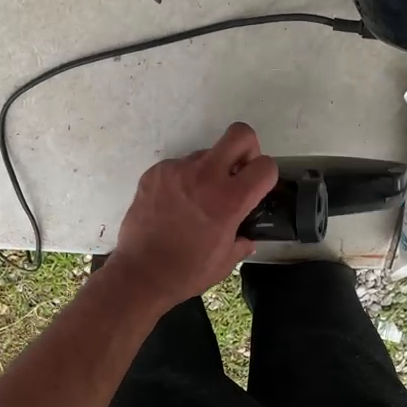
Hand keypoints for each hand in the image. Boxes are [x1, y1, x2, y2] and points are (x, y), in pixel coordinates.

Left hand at [107, 123, 278, 310]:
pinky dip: (182, 180)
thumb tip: (246, 236)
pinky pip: (178, 166)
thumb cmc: (187, 272)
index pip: (265, 166)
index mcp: (229, 200)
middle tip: (236, 174)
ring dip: (209, 171)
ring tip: (195, 202)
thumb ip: (242, 241)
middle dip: (246, 149)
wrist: (140, 273)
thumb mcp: (225, 261)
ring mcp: (177, 170)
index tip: (255, 189)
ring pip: (205, 154)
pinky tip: (174, 206)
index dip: (266, 176)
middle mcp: (205, 176)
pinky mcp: (155, 172)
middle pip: (240, 134)